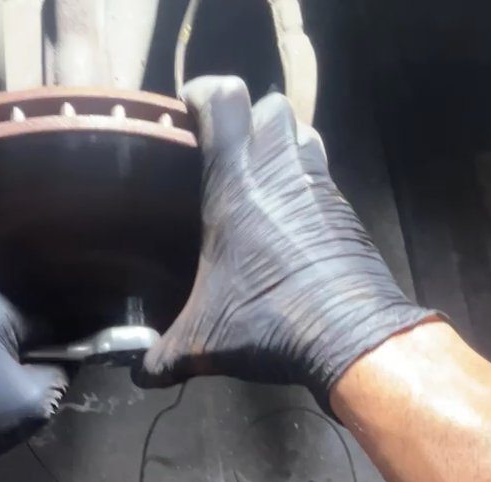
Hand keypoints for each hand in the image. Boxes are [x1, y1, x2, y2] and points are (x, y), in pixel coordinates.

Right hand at [138, 76, 435, 408]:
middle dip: (248, 119)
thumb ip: (164, 357)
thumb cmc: (268, 324)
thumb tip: (140, 377)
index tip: (186, 113)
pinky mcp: (345, 212)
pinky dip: (304, 183)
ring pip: (302, 134)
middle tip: (228, 152)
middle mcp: (280, 174)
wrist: (350, 337)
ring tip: (261, 181)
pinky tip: (291, 222)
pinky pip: (322, 175)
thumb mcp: (203, 345)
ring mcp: (319, 188)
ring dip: (282, 144)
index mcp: (236, 187)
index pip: (222, 101)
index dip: (201, 95)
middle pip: (269, 107)